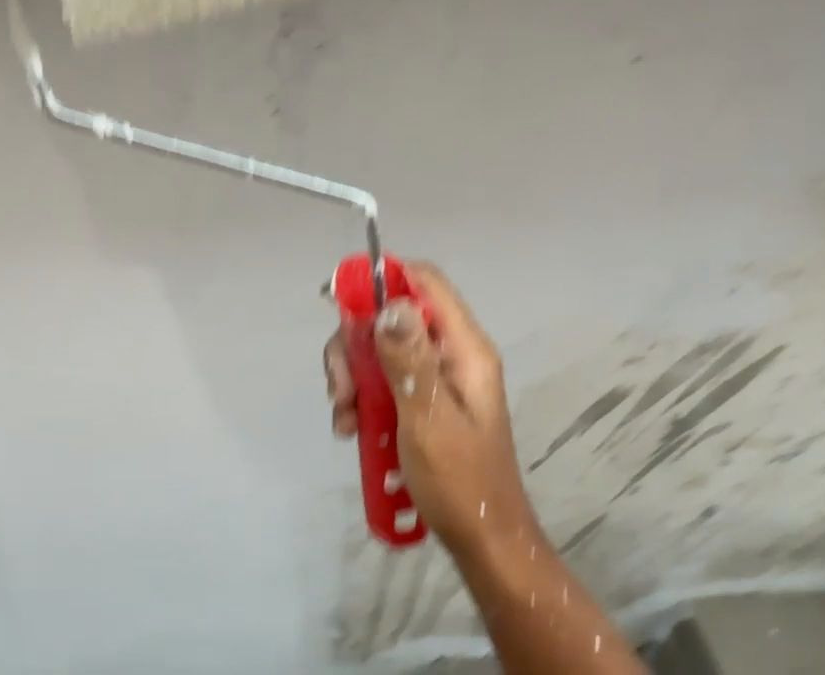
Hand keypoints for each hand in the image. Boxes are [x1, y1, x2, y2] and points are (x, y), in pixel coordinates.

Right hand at [323, 261, 525, 550]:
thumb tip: (389, 304)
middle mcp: (451, 353)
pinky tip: (352, 430)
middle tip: (342, 388)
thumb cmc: (461, 482)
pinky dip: (360, 399)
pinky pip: (380, 381)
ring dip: (352, 377)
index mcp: (465, 349)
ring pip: (378, 349)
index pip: (424, 282)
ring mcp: (435, 377)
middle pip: (390, 316)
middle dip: (355, 345)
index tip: (340, 304)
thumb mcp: (429, 420)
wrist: (484, 543)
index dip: (381, 281)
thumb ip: (409, 360)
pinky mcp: (421, 400)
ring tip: (346, 418)